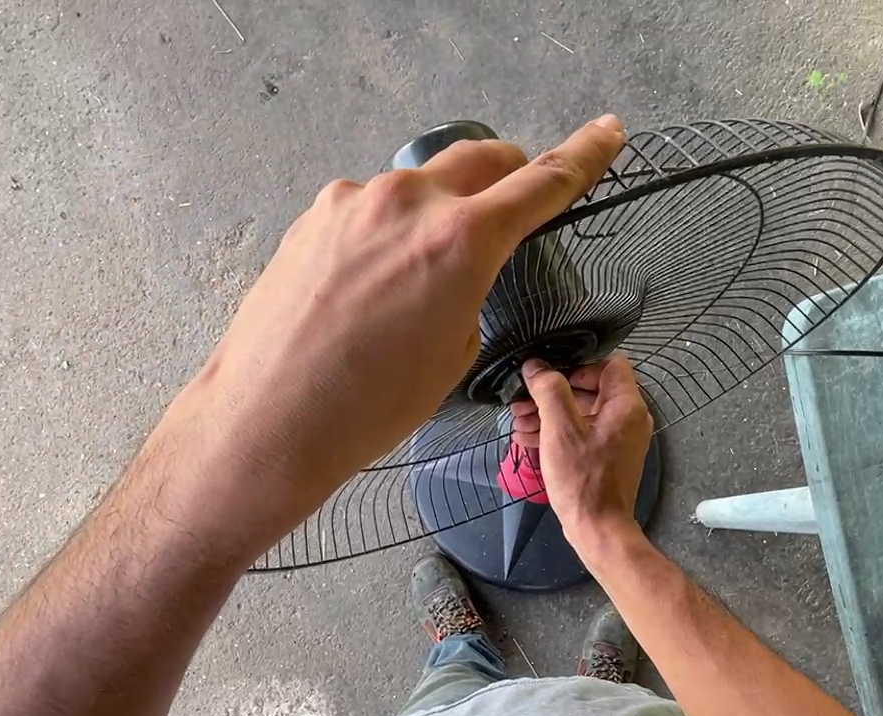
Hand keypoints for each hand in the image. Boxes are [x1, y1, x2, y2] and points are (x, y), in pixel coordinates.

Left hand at [142, 115, 627, 556]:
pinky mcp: (316, 215)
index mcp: (459, 241)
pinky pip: (375, 206)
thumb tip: (459, 269)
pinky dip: (394, 230)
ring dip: (443, 210)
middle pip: (479, 160)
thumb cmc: (372, 403)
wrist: (274, 416)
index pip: (539, 183)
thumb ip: (472, 290)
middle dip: (509, 175)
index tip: (607, 133)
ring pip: (422, 185)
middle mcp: (407, 202)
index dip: (583, 157)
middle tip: (517, 205)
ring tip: (427, 275)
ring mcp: (354, 201)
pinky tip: (377, 282)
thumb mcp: (454, 353)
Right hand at [512, 354, 654, 553]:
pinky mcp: (607, 458)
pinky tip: (529, 439)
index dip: (578, 366)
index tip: (550, 377)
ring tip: (519, 421)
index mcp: (626, 405)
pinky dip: (558, 433)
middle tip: (523, 401)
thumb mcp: (560, 429)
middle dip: (552, 394)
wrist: (598, 528)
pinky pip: (582, 435)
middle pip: (590, 390)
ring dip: (550, 414)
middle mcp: (628, 419)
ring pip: (582, 414)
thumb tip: (537, 367)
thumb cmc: (583, 481)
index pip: (609, 364)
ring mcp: (618, 440)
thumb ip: (549, 391)